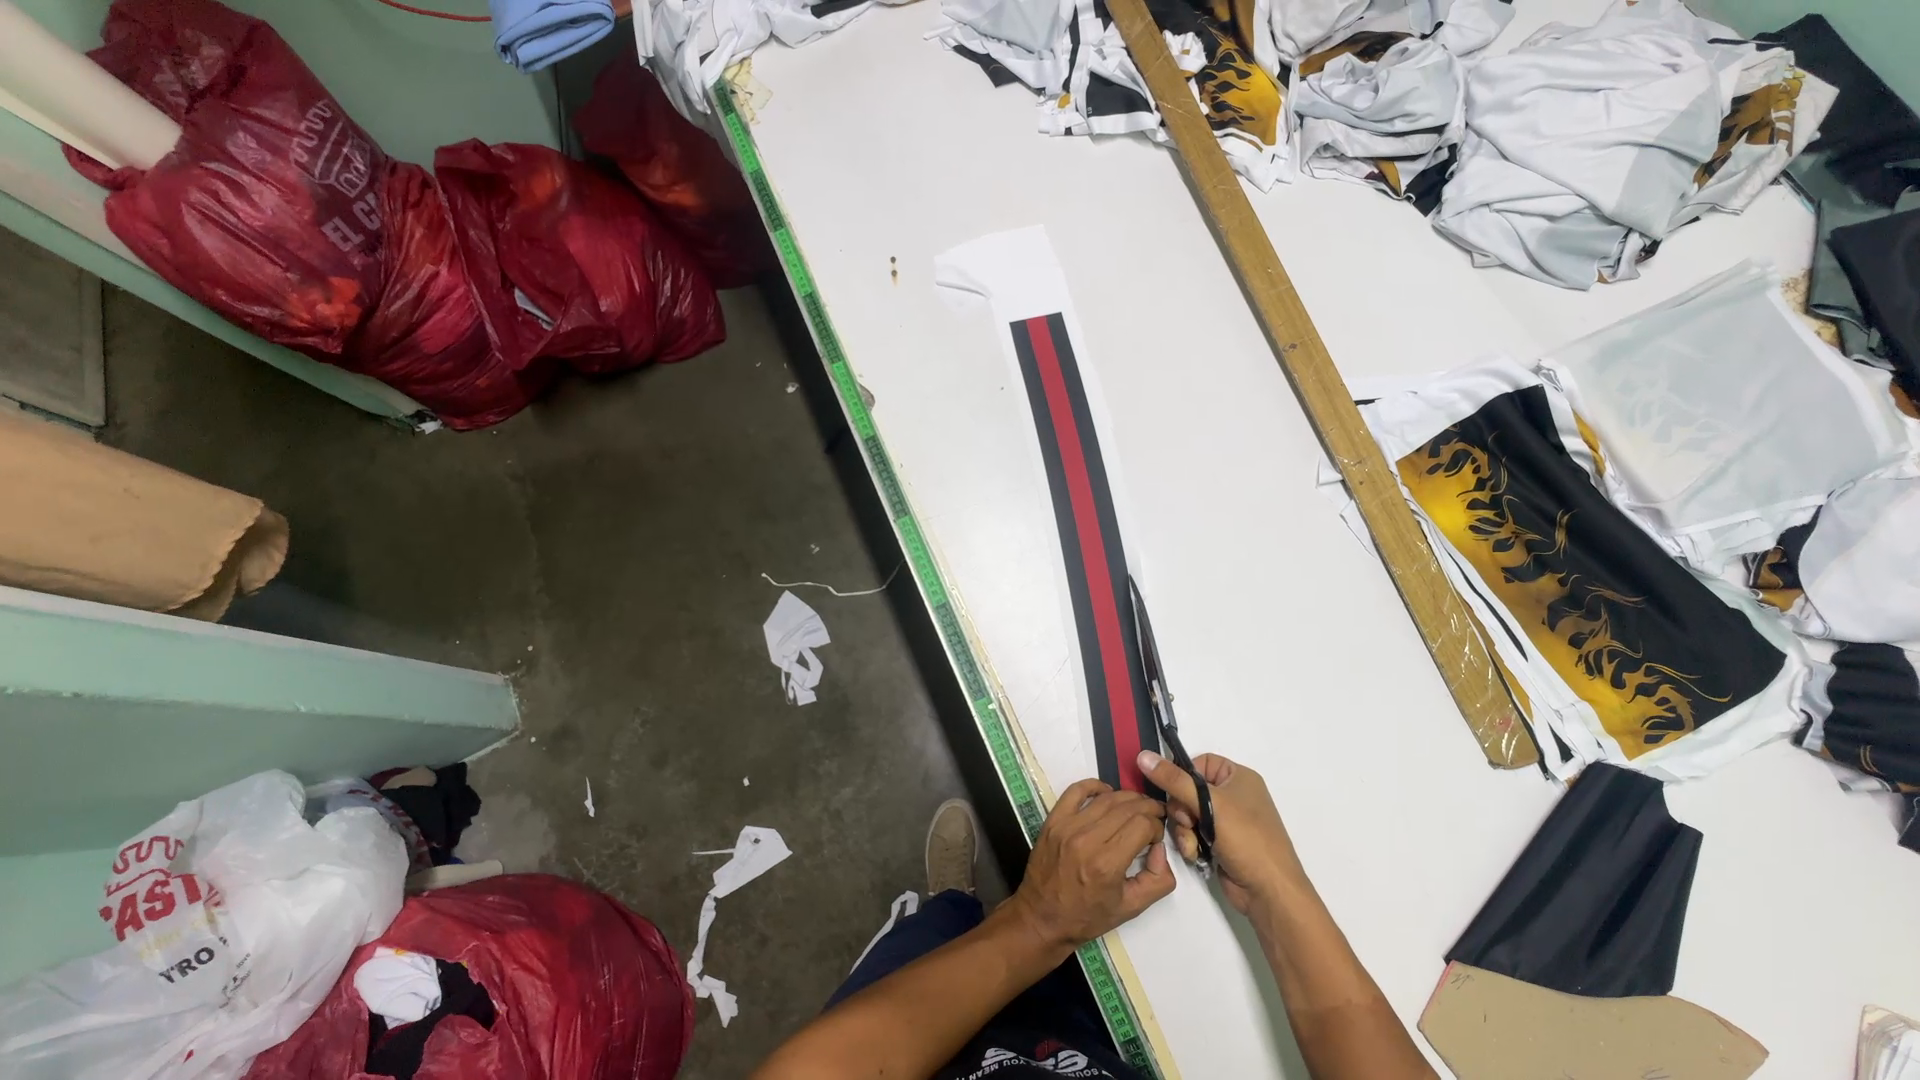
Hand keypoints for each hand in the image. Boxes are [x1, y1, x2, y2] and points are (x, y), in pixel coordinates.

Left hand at [999, 778, 1175, 951]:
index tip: (1156, 837)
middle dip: (1148, 808)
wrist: (1042, 917)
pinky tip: (1107, 792)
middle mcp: (1086, 840)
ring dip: (1128, 797)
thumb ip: (1158, 880)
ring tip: (1138, 805)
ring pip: (1106, 798)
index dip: (1156, 827)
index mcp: (1107, 864)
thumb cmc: (1087, 916)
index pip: (1142, 825)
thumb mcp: (1132, 908)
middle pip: (1127, 807)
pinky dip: (1094, 785)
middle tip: (1156, 815)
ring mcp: (1067, 827)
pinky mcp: (1053, 821)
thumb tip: (1161, 847)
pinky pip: (1076, 791)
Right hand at [1137, 750, 1305, 914]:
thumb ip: (1173, 780)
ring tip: (1193, 845)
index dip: (1184, 776)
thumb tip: (1143, 756)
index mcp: (1239, 777)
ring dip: (1184, 830)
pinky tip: (1196, 854)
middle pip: (1189, 790)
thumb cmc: (1246, 839)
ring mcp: (1227, 821)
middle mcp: (1233, 796)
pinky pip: (1194, 833)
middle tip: (1187, 822)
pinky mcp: (1221, 842)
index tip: (1175, 792)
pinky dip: (1191, 842)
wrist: (1268, 891)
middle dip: (1182, 810)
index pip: (1200, 763)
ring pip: (1188, 814)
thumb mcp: (1209, 804)